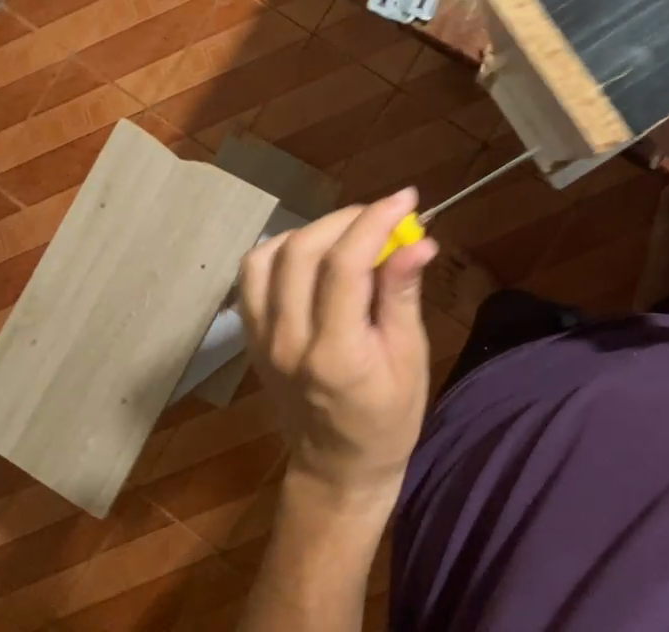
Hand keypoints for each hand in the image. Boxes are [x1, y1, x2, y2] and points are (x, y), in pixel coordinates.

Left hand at [239, 188, 436, 503]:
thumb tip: (418, 240)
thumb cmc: (387, 419)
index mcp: (336, 353)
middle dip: (348, 219)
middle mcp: (288, 341)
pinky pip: (253, 275)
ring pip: (268, 256)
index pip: (345, 265)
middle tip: (386, 216)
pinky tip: (313, 253)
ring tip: (350, 234)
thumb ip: (402, 295)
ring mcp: (261, 339)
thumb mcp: (410, 359)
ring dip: (312, 230)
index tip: (407, 199)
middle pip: (303, 251)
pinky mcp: (250, 337)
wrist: (336, 469)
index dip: (376, 221)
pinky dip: (281, 249)